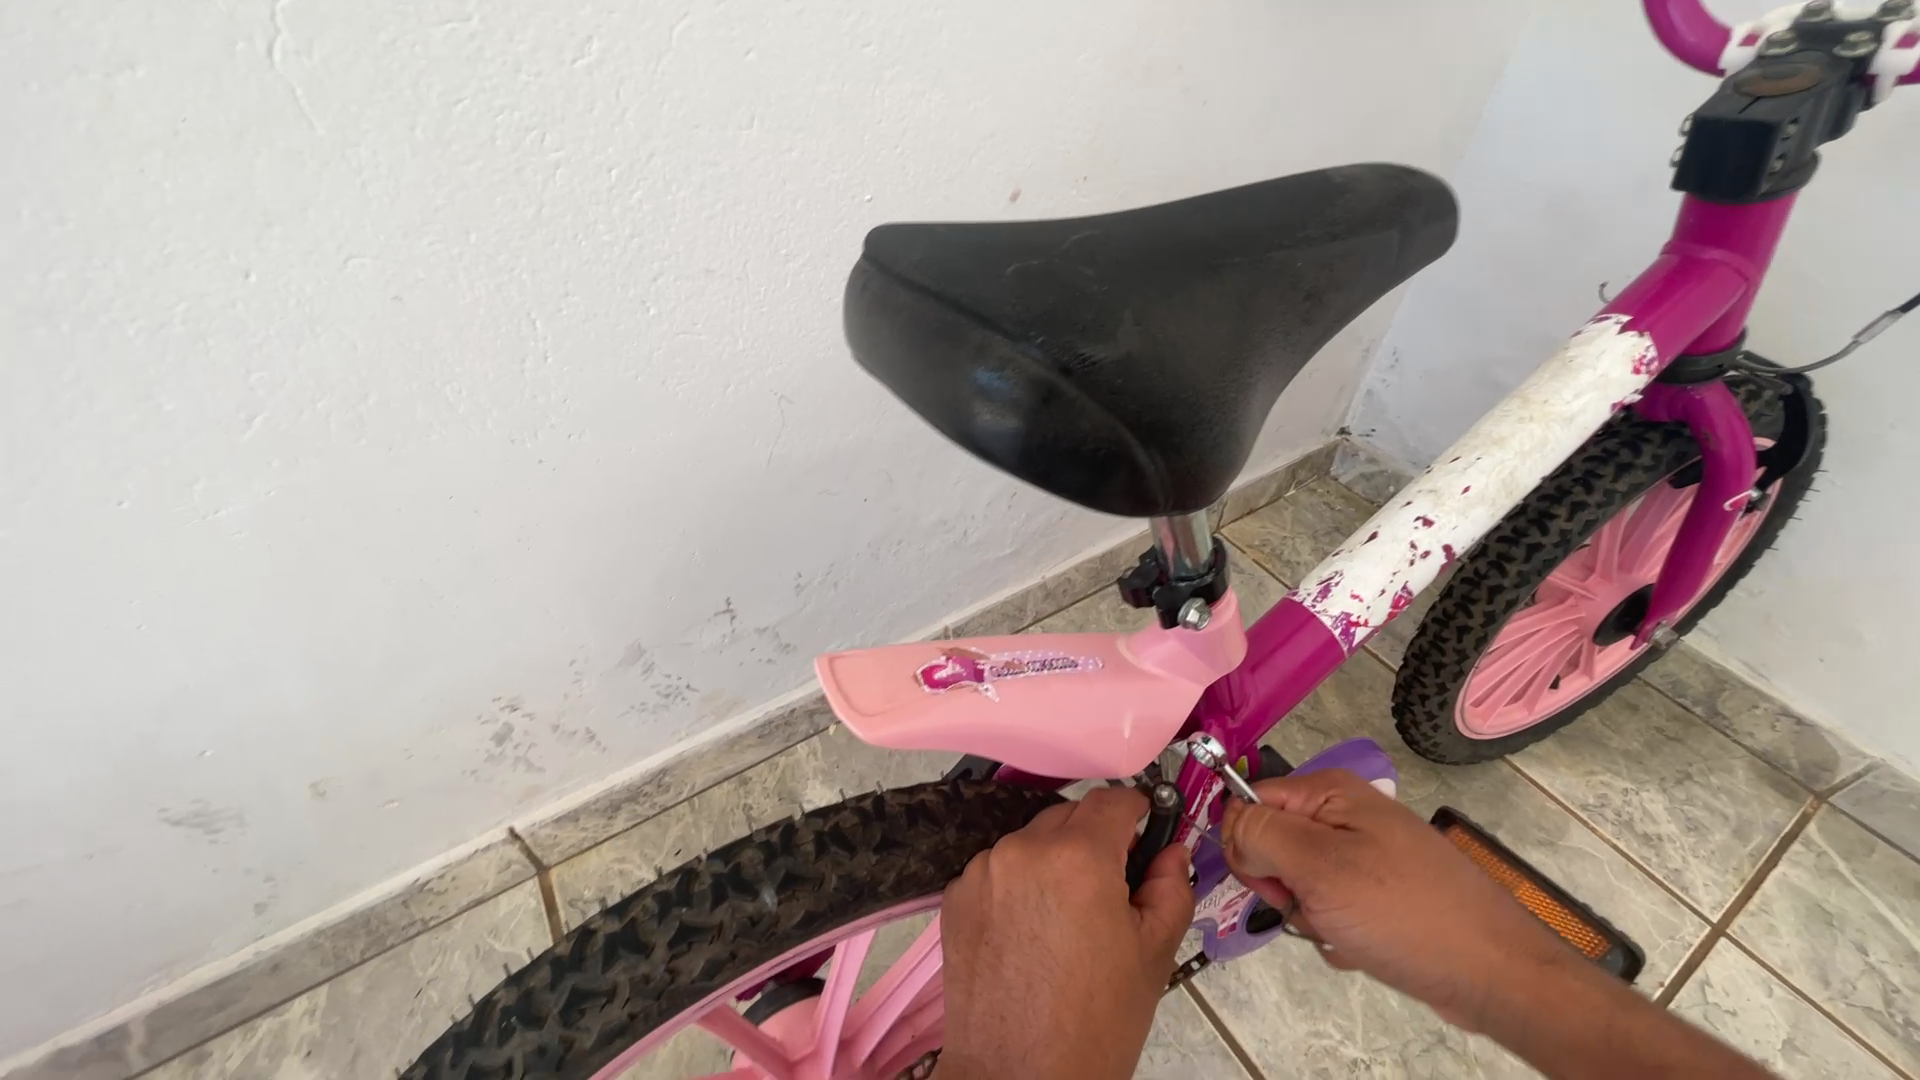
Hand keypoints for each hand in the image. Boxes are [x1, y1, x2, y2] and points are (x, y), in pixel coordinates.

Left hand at [940, 786, 1194, 1079]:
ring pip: (1032, 841)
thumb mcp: (1153, 955)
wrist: (1016, 1078)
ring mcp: (982, 869)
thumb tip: (1170, 849)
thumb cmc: (1096, 1022)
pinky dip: (1017, 882)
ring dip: (1053, 859)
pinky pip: (998, 868)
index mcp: (1078, 857)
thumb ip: (1170, 887)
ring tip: (1065, 915)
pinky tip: (1028, 929)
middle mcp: (1024, 848)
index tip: (1145, 828)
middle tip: (1111, 887)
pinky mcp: (955, 893)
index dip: (1135, 809)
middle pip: (1070, 817)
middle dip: (1095, 839)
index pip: (1112, 800)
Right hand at [1220, 768, 1578, 1030]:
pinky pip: (1331, 905)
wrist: (1499, 977)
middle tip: (1311, 906)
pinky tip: (1361, 945)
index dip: (1246, 844)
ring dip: (1309, 914)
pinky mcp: (1380, 892)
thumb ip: (1259, 833)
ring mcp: (1365, 854)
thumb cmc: (1402, 912)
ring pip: (1299, 880)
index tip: (1269, 882)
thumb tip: (1228, 821)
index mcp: (1328, 792)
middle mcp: (1345, 814)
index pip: (1249, 802)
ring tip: (1343, 931)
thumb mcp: (1318, 867)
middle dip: (1282, 884)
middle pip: (1273, 842)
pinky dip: (1336, 929)